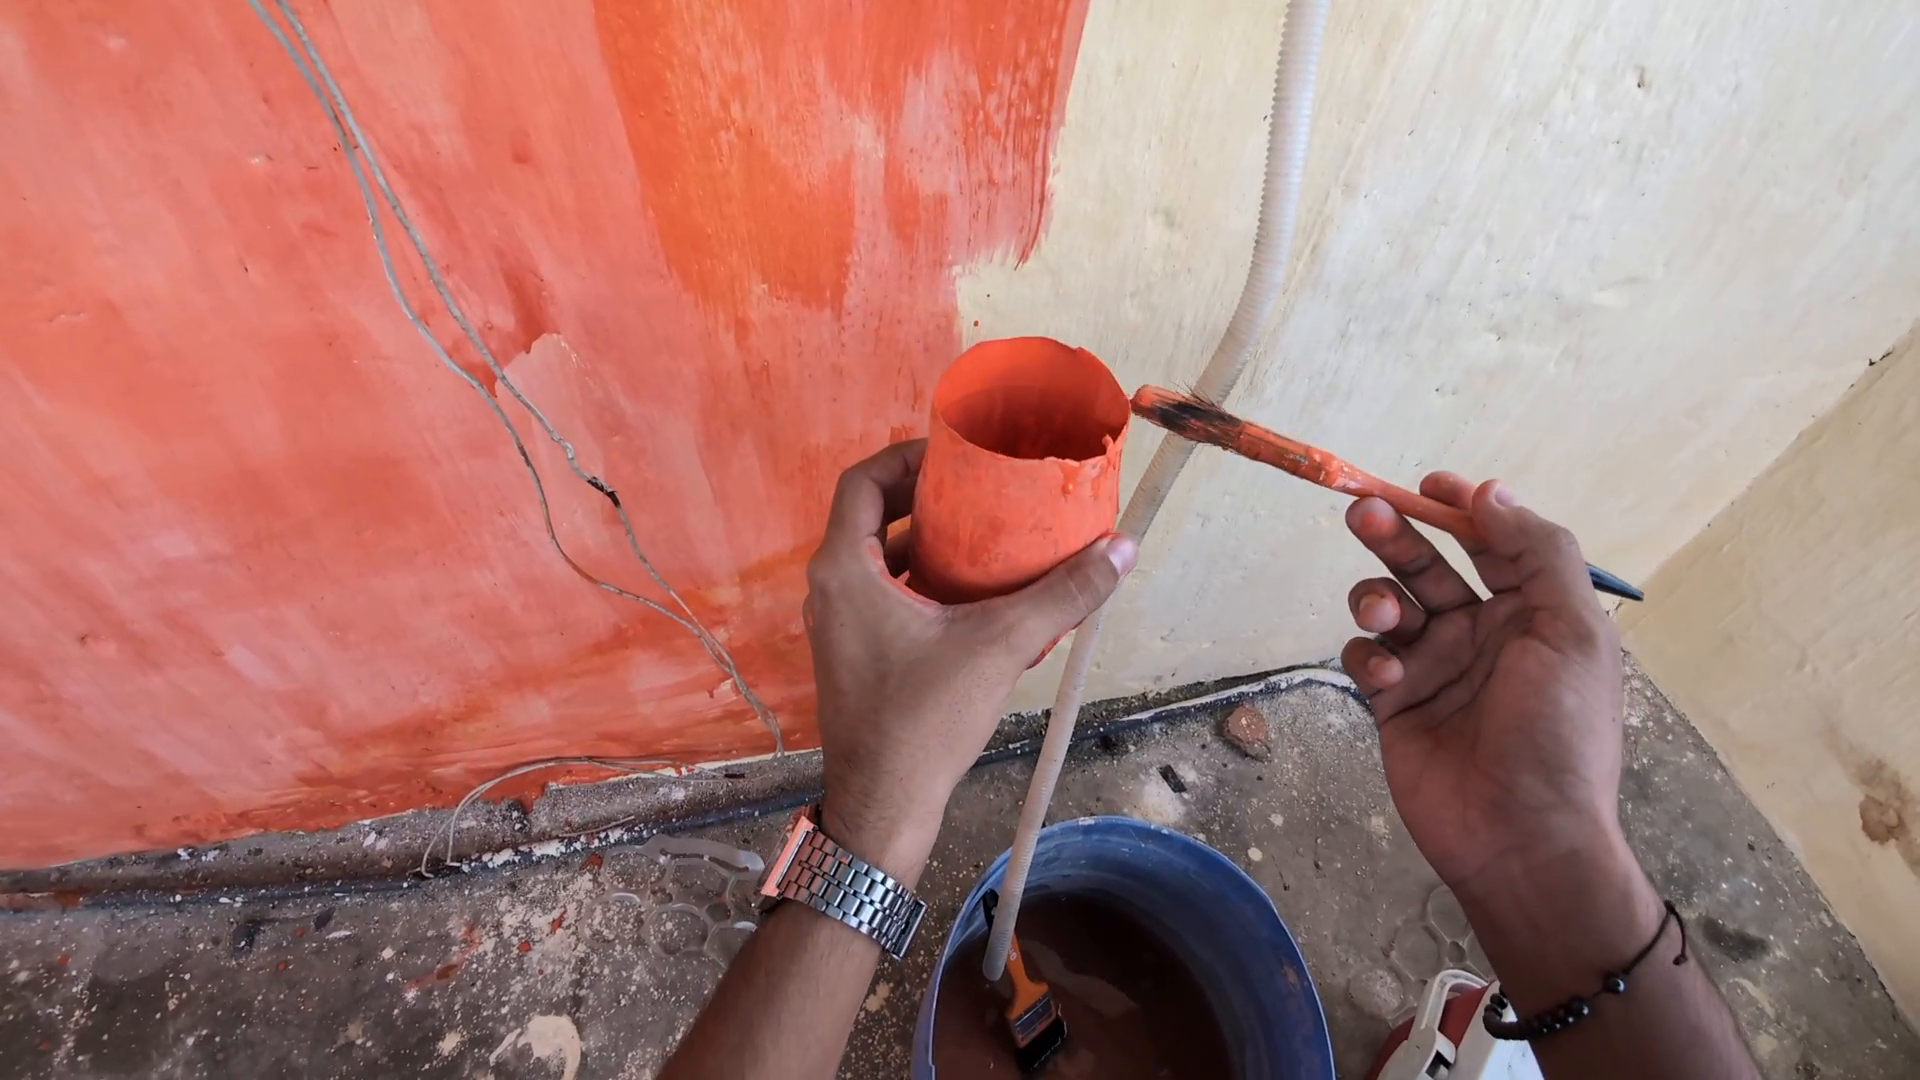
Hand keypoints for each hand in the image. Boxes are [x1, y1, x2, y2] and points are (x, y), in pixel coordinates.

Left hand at [803, 441, 1136, 882]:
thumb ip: (1063, 595)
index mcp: (845, 569)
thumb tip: (1123, 547)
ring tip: (977, 532)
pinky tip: (964, 592)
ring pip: (873, 556)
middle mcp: (830, 587)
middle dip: (919, 495)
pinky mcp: (851, 651)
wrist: (883, 807)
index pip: (861, 481)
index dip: (905, 457)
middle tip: (974, 488)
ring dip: (918, 538)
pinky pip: (878, 591)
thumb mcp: (1000, 646)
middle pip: (866, 513)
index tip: (954, 456)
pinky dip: (914, 576)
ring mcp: (836, 622)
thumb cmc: (926, 719)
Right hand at [1340, 474, 1629, 908]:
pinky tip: (1388, 679)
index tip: (1427, 484)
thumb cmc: (1557, 731)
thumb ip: (1537, 555)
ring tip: (1385, 616)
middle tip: (1362, 511)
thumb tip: (1493, 491)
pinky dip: (1369, 658)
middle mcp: (1476, 632)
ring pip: (1385, 606)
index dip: (1461, 509)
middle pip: (1425, 566)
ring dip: (1377, 598)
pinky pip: (1365, 657)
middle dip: (1395, 536)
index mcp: (1530, 614)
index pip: (1491, 544)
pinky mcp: (1390, 699)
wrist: (1519, 835)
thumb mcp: (1571, 634)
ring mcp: (1429, 665)